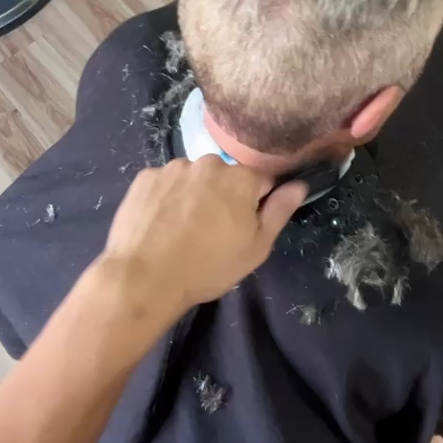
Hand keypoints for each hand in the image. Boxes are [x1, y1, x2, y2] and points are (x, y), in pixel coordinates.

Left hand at [92, 157, 308, 325]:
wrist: (143, 279)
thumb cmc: (208, 267)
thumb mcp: (255, 248)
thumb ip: (279, 211)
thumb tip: (299, 185)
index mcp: (241, 178)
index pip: (261, 180)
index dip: (256, 203)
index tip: (242, 225)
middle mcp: (208, 163)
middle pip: (225, 176)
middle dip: (222, 196)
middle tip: (211, 231)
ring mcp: (173, 168)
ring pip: (193, 177)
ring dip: (193, 194)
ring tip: (181, 229)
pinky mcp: (145, 177)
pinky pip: (165, 183)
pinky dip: (166, 198)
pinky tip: (160, 224)